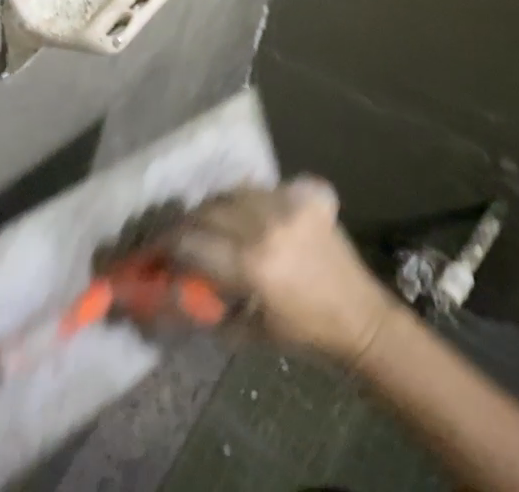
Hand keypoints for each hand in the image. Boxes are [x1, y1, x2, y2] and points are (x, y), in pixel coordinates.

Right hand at [174, 176, 395, 361]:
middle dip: (188, 224)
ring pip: (234, 191)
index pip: (189, 242)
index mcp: (250, 265)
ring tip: (217, 222)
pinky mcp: (311, 200)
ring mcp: (291, 209)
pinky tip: (258, 211)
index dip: (165, 245)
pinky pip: (270, 185)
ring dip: (219, 206)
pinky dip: (258, 196)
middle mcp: (267, 229)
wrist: (362, 321)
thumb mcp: (246, 331)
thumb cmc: (303, 333)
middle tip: (182, 236)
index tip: (156, 250)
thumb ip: (205, 308)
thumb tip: (168, 292)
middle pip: (207, 211)